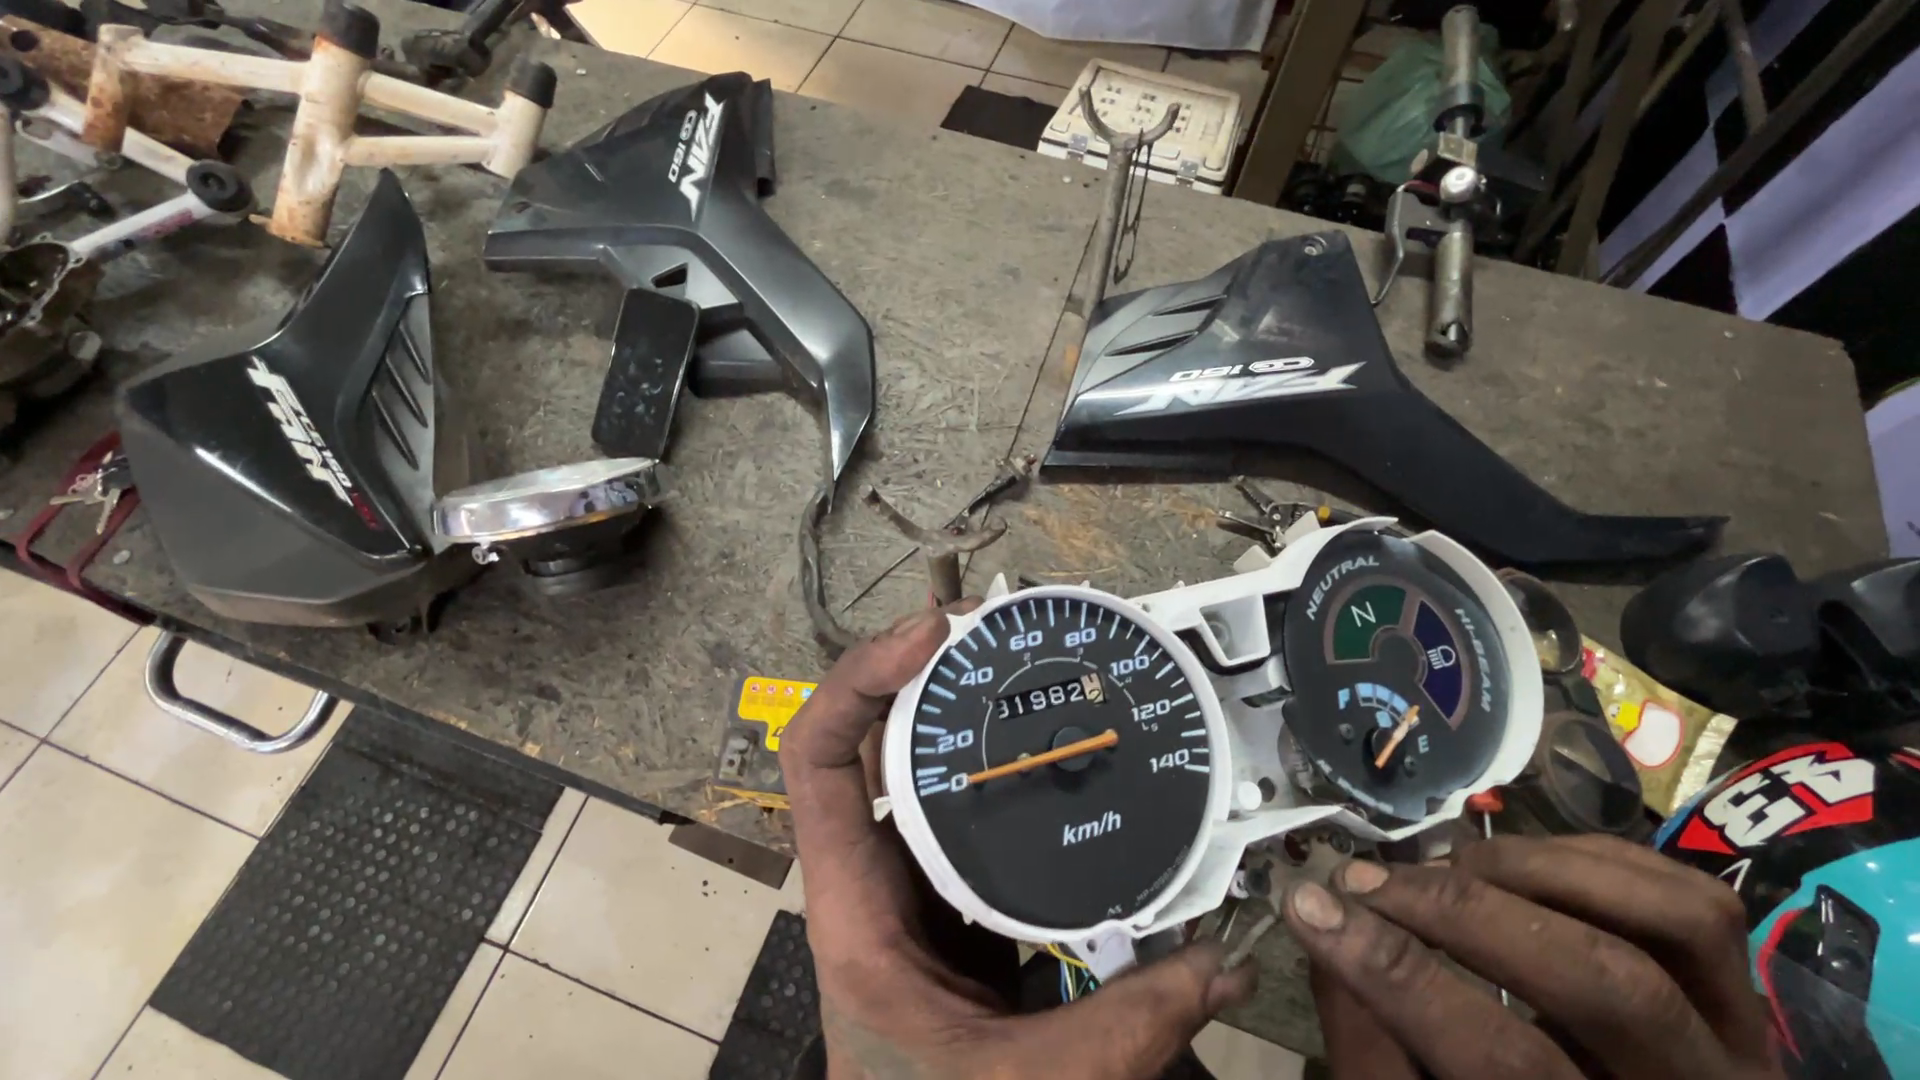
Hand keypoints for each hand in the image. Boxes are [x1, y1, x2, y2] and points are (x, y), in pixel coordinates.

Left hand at [780, 605, 1256, 1079]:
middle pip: (872, 741)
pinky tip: (1055, 755)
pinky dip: (1001, 772)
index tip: (928, 636)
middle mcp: (876, 872)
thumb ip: (1129, 1026)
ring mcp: (915, 879)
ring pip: (921, 769)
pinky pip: (966, 810)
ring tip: (1027, 667)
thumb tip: (1226, 962)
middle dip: (924, 673)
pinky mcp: (954, 894)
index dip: (857, 680)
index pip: (817, 758)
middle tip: (996, 631)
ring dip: (961, 713)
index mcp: (856, 904)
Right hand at [1285, 834, 1784, 1078]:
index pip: (1507, 1060)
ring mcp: (1743, 1042)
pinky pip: (1689, 899)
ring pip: (1672, 923)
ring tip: (1444, 863)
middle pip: (1604, 983)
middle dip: (1462, 913)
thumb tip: (1323, 925)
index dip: (1400, 976)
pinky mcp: (1743, 995)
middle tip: (1366, 880)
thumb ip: (1368, 1042)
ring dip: (1532, 870)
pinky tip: (1514, 866)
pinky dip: (1588, 859)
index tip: (1311, 906)